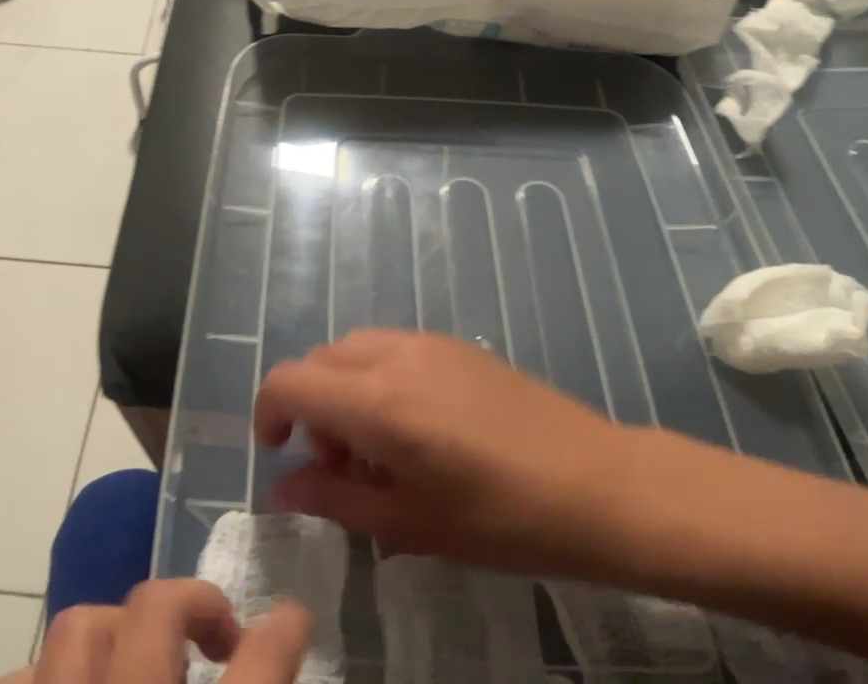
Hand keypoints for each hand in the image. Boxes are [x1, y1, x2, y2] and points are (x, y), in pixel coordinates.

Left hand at [36, 580, 310, 683]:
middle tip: (215, 641)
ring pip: (75, 630)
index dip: (282, 634)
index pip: (257, 667)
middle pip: (153, 610)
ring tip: (133, 664)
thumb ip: (251, 683)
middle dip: (190, 604)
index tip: (294, 617)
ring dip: (112, 637)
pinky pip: (17, 677)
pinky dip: (44, 675)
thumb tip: (262, 656)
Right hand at [253, 330, 648, 578]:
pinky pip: (394, 348)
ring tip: (377, 448)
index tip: (280, 455)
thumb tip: (283, 485)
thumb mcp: (410, 523)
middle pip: (320, 360)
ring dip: (343, 390)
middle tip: (338, 465)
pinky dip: (377, 377)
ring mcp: (433, 344)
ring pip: (356, 349)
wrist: (599, 485)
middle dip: (309, 407)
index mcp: (378, 402)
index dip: (268, 415)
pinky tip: (415, 426)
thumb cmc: (502, 519)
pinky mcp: (461, 346)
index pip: (289, 382)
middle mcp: (397, 356)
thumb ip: (335, 497)